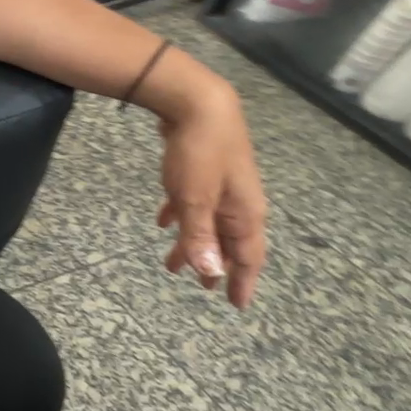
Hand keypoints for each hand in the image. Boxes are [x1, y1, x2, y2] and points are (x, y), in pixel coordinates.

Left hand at [154, 78, 268, 309]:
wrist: (198, 105)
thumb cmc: (199, 154)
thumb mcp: (195, 199)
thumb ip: (200, 236)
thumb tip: (211, 274)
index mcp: (244, 213)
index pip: (247, 256)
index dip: (241, 281)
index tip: (236, 305)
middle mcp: (238, 203)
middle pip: (227, 243)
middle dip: (215, 267)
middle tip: (203, 290)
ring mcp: (221, 186)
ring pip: (207, 224)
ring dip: (192, 244)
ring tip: (172, 264)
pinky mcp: (202, 173)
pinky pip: (193, 204)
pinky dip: (180, 216)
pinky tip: (163, 222)